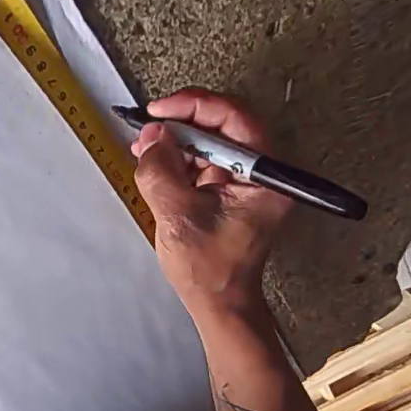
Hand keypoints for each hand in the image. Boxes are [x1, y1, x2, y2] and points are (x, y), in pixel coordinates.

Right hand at [132, 89, 292, 320]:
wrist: (219, 303)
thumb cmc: (212, 271)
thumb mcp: (178, 216)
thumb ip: (161, 171)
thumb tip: (152, 137)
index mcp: (264, 176)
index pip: (233, 119)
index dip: (194, 107)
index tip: (162, 111)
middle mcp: (260, 175)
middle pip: (221, 128)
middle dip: (181, 127)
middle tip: (150, 131)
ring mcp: (244, 185)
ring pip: (209, 146)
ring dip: (176, 145)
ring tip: (146, 150)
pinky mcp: (228, 195)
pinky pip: (203, 166)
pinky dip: (178, 163)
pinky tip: (157, 167)